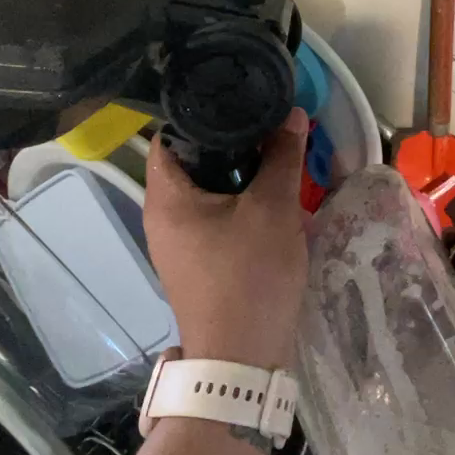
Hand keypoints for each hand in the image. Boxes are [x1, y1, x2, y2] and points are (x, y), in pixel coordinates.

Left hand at [142, 109, 309, 370]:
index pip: (172, 134)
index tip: (240, 96)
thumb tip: (291, 114)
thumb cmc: (249, 275)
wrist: (241, 358)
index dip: (204, 111)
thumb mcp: (273, 208)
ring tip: (277, 151)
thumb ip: (282, 157)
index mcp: (166, 197)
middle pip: (193, 159)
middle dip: (233, 140)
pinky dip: (242, 197)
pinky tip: (273, 192)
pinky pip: (218, 212)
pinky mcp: (200, 259)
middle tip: (269, 121)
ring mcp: (180, 241)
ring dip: (242, 170)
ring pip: (209, 187)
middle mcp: (163, 215)